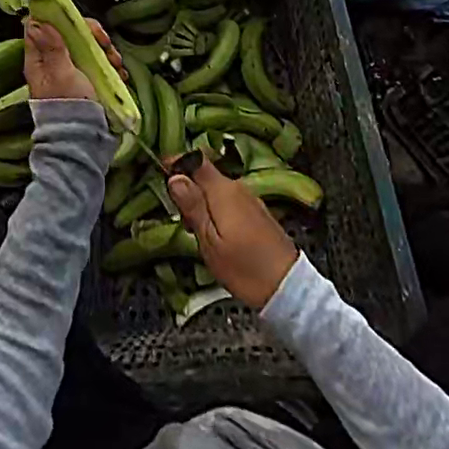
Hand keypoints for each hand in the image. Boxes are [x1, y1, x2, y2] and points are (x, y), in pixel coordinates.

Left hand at [23, 18, 124, 102]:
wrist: (84, 139)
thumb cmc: (70, 105)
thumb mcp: (61, 73)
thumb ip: (52, 48)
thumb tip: (37, 22)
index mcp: (40, 59)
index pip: (42, 26)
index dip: (59, 18)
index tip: (78, 21)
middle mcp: (53, 61)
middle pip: (70, 34)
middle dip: (91, 35)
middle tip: (105, 44)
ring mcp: (71, 70)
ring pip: (87, 46)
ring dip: (104, 50)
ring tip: (116, 63)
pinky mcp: (87, 79)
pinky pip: (99, 62)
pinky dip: (110, 64)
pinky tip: (119, 72)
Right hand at [167, 155, 297, 309]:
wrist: (288, 288)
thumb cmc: (244, 267)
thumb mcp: (209, 241)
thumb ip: (192, 206)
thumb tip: (175, 177)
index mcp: (223, 190)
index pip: (196, 160)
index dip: (177, 161)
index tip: (161, 171)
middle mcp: (238, 187)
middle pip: (206, 174)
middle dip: (188, 187)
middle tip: (177, 215)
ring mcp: (250, 199)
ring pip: (217, 189)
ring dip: (202, 200)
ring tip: (194, 229)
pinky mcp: (257, 213)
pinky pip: (229, 200)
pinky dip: (216, 209)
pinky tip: (215, 234)